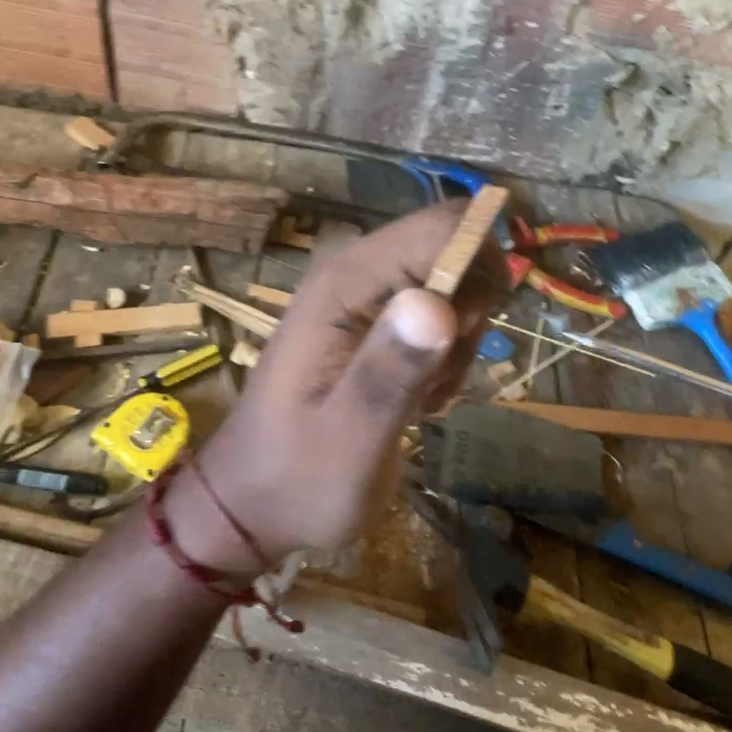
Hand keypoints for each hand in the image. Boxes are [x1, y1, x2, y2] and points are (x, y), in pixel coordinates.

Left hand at [167, 202, 497, 574]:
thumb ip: (389, 374)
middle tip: (440, 376)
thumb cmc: (297, 480)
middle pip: (454, 249)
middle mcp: (356, 272)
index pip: (440, 227)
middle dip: (470, 311)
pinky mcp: (375, 320)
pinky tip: (419, 397)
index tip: (464, 339)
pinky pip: (442, 314)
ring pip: (455, 284)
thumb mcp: (348, 442)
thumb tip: (438, 304)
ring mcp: (365, 295)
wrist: (255, 504)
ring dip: (459, 341)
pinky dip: (447, 354)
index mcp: (344, 283)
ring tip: (424, 397)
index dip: (476, 269)